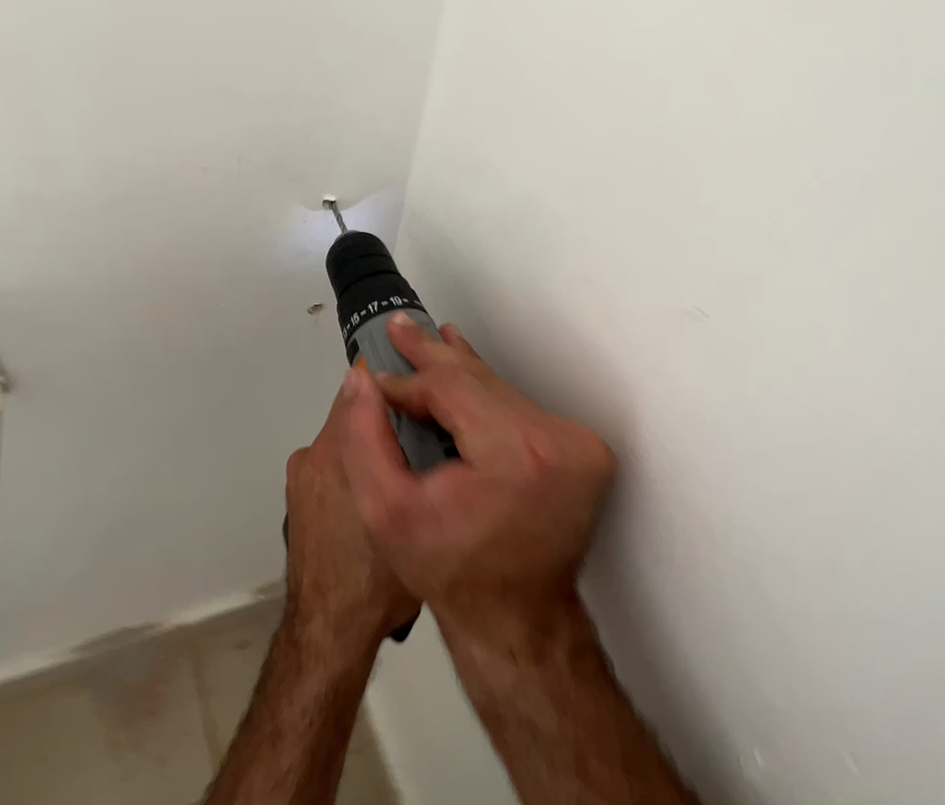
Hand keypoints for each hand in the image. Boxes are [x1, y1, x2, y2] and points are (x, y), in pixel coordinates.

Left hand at [284, 371, 421, 650]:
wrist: (331, 627)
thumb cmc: (377, 576)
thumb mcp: (411, 516)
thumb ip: (413, 465)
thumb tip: (425, 431)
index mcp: (336, 453)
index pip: (361, 392)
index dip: (392, 388)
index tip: (421, 392)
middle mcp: (311, 458)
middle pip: (353, 420)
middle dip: (385, 426)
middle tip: (425, 442)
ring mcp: (300, 482)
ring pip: (344, 449)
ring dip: (369, 454)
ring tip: (405, 481)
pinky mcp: (297, 504)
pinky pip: (331, 473)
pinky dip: (351, 478)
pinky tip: (377, 507)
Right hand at [338, 313, 616, 629]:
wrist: (516, 616)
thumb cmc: (448, 571)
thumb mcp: (384, 511)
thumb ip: (363, 437)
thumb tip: (361, 378)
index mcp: (516, 454)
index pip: (451, 388)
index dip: (407, 382)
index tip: (376, 383)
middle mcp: (559, 441)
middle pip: (479, 380)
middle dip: (432, 358)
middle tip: (399, 327)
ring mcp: (579, 445)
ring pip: (499, 390)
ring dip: (458, 373)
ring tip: (425, 340)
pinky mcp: (583, 451)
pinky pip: (518, 407)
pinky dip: (484, 395)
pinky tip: (463, 372)